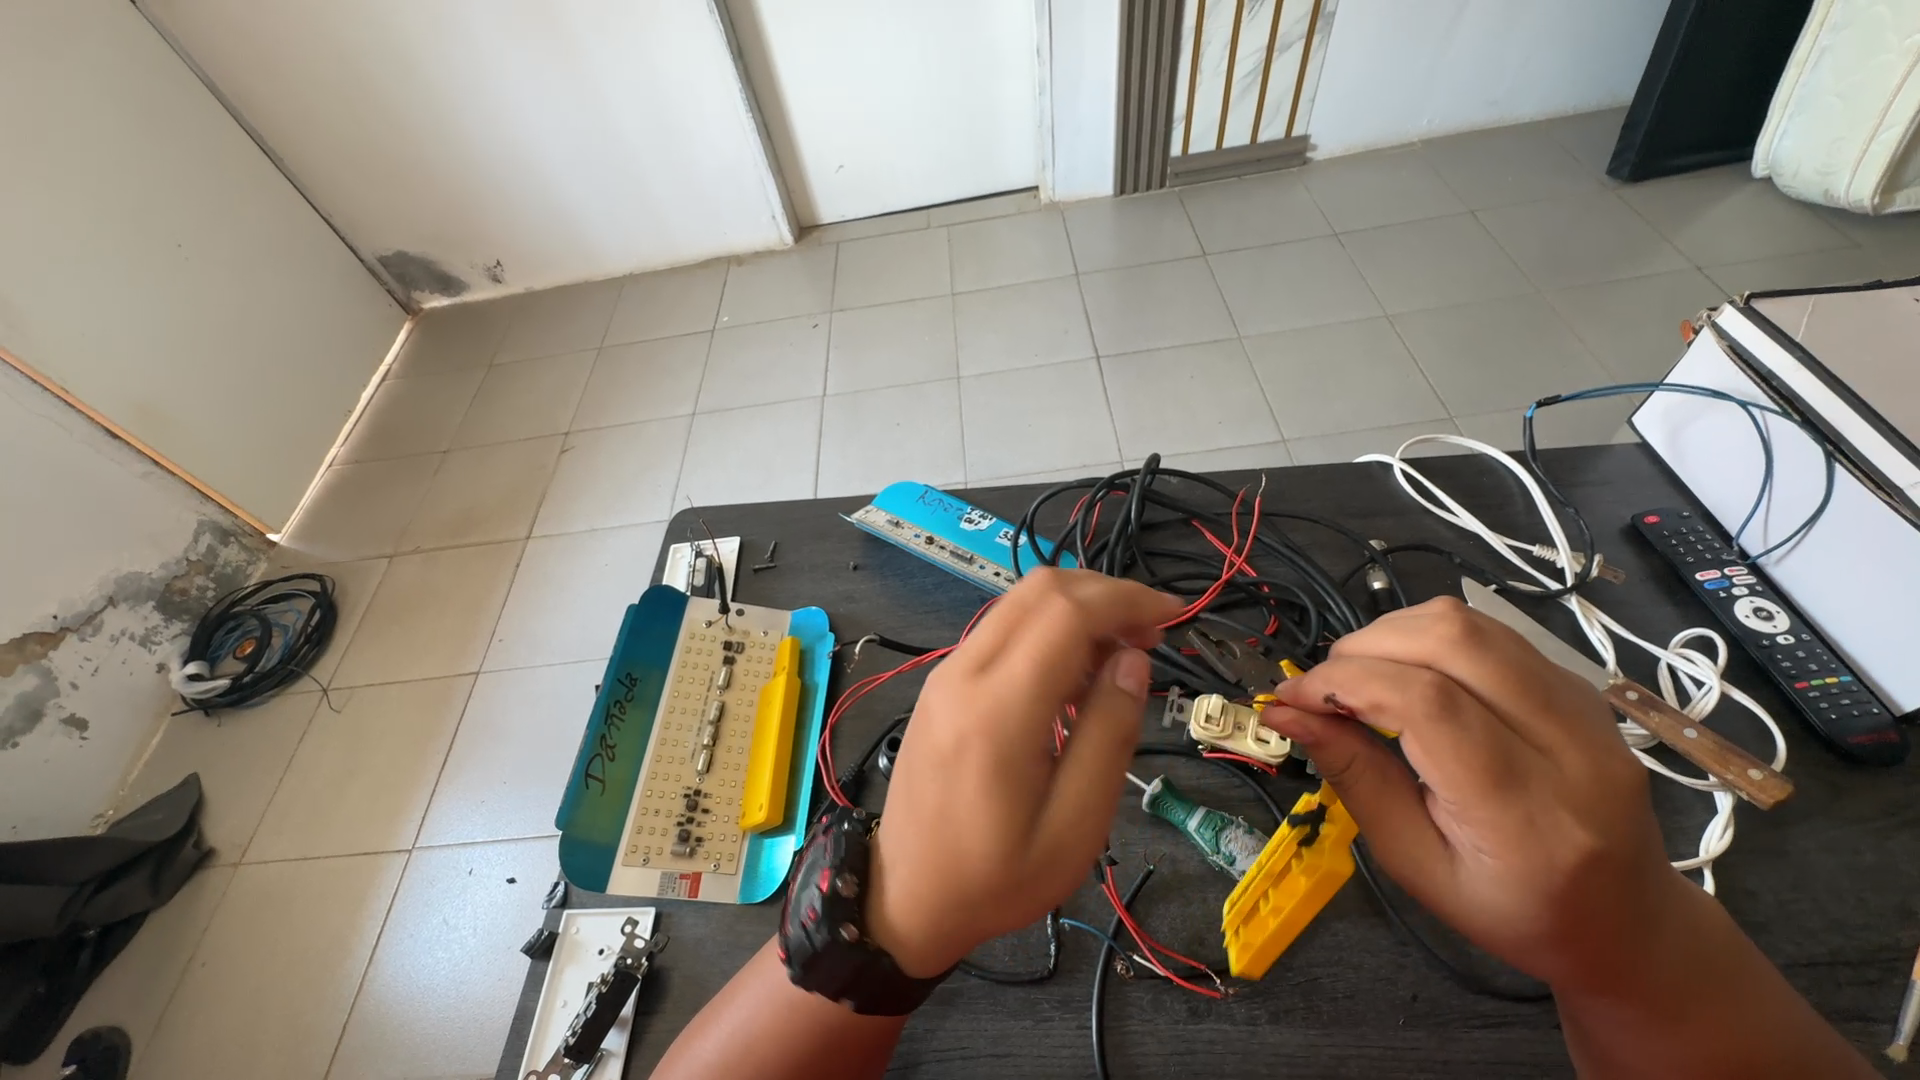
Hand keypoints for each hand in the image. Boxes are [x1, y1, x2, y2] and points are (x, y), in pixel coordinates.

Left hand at [863, 568, 1181, 977]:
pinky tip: (1073, 673)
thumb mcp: (1074, 826)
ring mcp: (947, 673)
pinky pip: (1001, 629)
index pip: (1067, 612)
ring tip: (1118, 655)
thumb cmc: (997, 876)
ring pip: (1018, 602)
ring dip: (1076, 608)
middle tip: (1149, 636)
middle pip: (1041, 590)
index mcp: (999, 709)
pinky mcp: (942, 683)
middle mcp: (965, 673)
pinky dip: (1047, 628)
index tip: (1172, 617)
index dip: (1126, 600)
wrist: (907, 895)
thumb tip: (1132, 659)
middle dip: (1105, 594)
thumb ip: (1109, 734)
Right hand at [1260, 596, 1688, 992]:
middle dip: (1363, 648)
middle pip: (1451, 641)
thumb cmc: (1510, 908)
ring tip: (1362, 677)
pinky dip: (1425, 637)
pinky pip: (1487, 631)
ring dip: (1390, 634)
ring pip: (1468, 623)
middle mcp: (1570, 745)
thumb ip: (1354, 777)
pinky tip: (1407, 674)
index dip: (1344, 683)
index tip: (1291, 697)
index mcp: (1527, 814)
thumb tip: (1286, 713)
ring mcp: (1583, 706)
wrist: (1628, 921)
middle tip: (1326, 688)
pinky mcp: (1578, 686)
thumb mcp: (1414, 862)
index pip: (1427, 705)